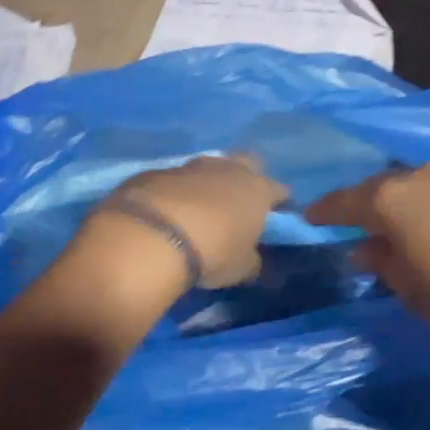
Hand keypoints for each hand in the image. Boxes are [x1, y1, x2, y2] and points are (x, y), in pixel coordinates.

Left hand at [108, 154, 286, 287]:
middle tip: (240, 201)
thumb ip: (252, 261)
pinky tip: (169, 209)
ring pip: (210, 165)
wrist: (150, 236)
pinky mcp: (157, 171)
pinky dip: (177, 191)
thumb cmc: (211, 252)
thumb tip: (254, 260)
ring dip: (210, 181)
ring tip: (202, 205)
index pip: (279, 190)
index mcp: (257, 189)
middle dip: (248, 176)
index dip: (279, 203)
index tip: (275, 217)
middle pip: (248, 162)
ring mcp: (191, 166)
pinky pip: (175, 178)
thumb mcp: (240, 268)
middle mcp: (228, 169)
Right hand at [306, 163, 429, 342]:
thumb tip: (367, 249)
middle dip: (367, 207)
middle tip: (356, 227)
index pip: (343, 202)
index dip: (324, 213)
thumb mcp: (414, 291)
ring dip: (404, 210)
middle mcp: (419, 177)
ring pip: (416, 190)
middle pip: (381, 189)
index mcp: (388, 199)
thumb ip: (385, 267)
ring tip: (400, 232)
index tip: (309, 220)